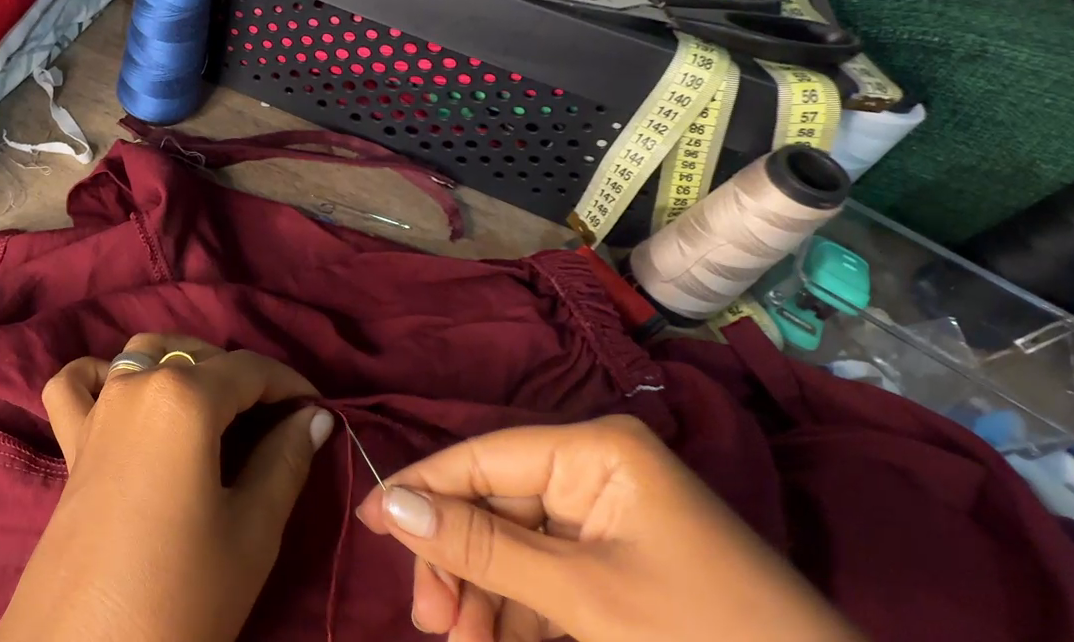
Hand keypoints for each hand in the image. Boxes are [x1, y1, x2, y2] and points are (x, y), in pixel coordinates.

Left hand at [0, 334, 332, 641]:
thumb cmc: (183, 589)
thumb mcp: (252, 530)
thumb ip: (285, 459)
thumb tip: (314, 416)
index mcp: (184, 397)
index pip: (251, 369)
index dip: (291, 385)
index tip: (318, 411)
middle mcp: (136, 384)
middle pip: (199, 356)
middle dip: (245, 378)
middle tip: (281, 423)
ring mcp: (97, 408)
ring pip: (143, 354)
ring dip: (184, 365)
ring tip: (218, 407)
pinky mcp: (70, 439)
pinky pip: (78, 384)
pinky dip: (103, 376)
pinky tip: (126, 397)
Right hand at [355, 415, 864, 641]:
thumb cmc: (704, 637)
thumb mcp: (582, 598)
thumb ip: (482, 548)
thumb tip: (390, 505)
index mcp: (594, 451)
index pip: (482, 458)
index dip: (422, 489)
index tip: (368, 526)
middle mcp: (597, 470)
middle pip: (496, 505)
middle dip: (459, 563)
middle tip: (432, 625)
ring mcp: (611, 518)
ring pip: (516, 546)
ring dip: (484, 597)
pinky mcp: (623, 564)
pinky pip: (548, 576)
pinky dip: (520, 614)